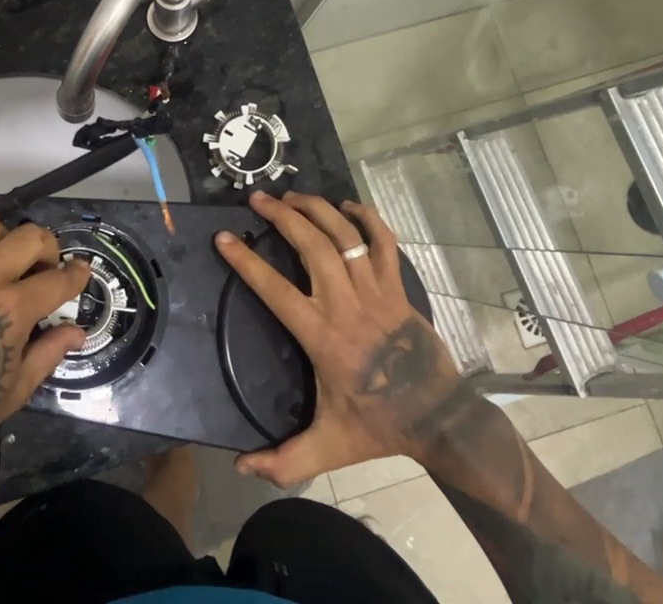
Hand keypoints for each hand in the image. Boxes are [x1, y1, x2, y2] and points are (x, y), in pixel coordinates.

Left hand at [0, 213, 90, 474]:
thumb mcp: (15, 389)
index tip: (82, 272)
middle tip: (46, 270)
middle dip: (49, 249)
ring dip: (7, 239)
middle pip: (29, 237)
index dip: (77, 275)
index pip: (57, 279)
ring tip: (7, 265)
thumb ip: (49, 351)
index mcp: (11, 309)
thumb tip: (77, 331)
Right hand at [215, 192, 461, 488]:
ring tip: (292, 195)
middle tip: (258, 200)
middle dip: (282, 216)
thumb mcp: (328, 448)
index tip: (224, 239)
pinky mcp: (398, 288)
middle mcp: (346, 304)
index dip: (246, 261)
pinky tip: (347, 206)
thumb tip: (240, 468)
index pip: (275, 289)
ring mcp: (376, 291)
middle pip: (311, 245)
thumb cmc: (378, 426)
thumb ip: (284, 461)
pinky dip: (367, 217)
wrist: (438, 417)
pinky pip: (384, 241)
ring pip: (344, 235)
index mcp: (322, 335)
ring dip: (317, 209)